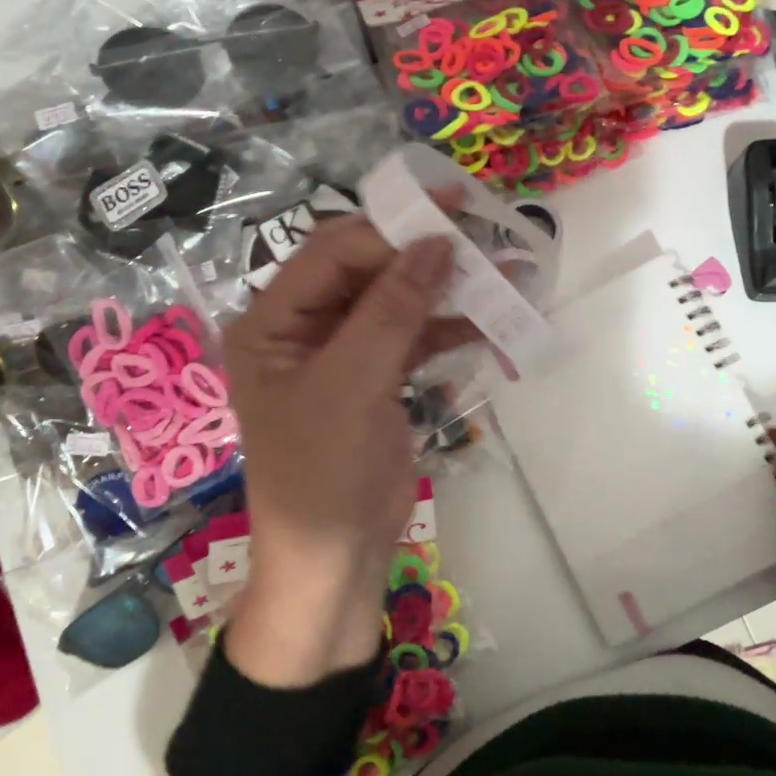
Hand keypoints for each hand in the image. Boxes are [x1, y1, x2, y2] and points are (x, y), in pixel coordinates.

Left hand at [220, 207, 477, 684]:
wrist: (335, 557)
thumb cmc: (323, 472)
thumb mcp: (352, 386)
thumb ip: (393, 310)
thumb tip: (439, 241)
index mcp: (272, 320)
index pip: (333, 252)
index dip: (392, 231)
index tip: (454, 219)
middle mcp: (304, 326)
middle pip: (367, 268)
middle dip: (424, 252)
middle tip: (483, 232)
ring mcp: (343, 352)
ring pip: (398, 300)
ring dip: (446, 288)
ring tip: (503, 273)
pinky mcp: (377, 378)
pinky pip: (415, 336)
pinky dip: (450, 327)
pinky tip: (491, 321)